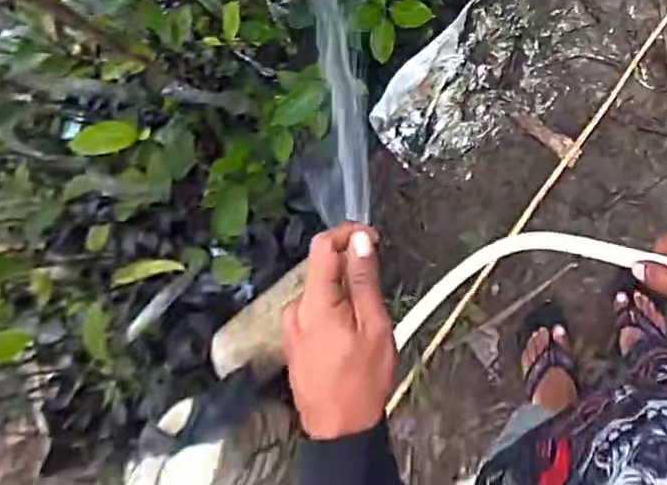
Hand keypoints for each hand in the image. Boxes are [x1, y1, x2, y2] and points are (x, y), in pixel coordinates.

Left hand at [283, 222, 396, 438]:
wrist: (339, 433)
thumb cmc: (361, 381)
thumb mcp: (374, 325)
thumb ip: (364, 278)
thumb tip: (359, 239)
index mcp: (315, 302)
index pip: (322, 245)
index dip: (347, 233)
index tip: (370, 238)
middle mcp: (296, 308)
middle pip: (320, 265)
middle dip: (348, 263)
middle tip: (375, 277)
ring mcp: (292, 325)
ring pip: (319, 287)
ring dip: (341, 286)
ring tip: (366, 311)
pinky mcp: (294, 339)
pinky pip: (313, 307)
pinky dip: (332, 304)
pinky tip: (350, 327)